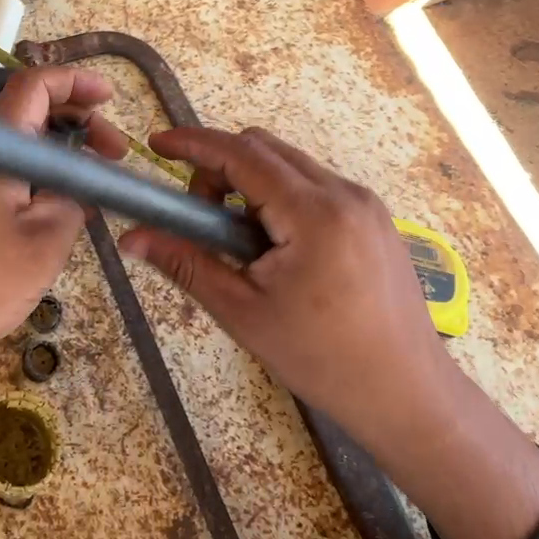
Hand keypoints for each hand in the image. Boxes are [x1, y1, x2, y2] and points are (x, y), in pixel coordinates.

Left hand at [0, 67, 126, 393]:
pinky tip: (57, 214)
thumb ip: (71, 201)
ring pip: (19, 150)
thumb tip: (78, 184)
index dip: (76, 81)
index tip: (110, 97)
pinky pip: (4, 178)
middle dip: (78, 125)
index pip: (34, 85)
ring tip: (94, 191)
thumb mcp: (43, 244)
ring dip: (60, 159)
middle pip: (30, 114)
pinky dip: (37, 183)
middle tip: (115, 155)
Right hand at [119, 126, 538, 538]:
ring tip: (236, 238)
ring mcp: (366, 203)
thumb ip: (185, 263)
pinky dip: (280, 195)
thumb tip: (130, 238)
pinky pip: (315, 184)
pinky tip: (273, 246)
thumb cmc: (321, 359)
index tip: (156, 144)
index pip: (241, 154)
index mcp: (314, 213)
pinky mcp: (375, 218)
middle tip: (198, 213)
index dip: (193, 143)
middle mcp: (345, 193)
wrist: (408, 395)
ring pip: (290, 164)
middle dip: (219, 165)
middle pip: (265, 148)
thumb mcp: (242, 312)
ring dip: (250, 181)